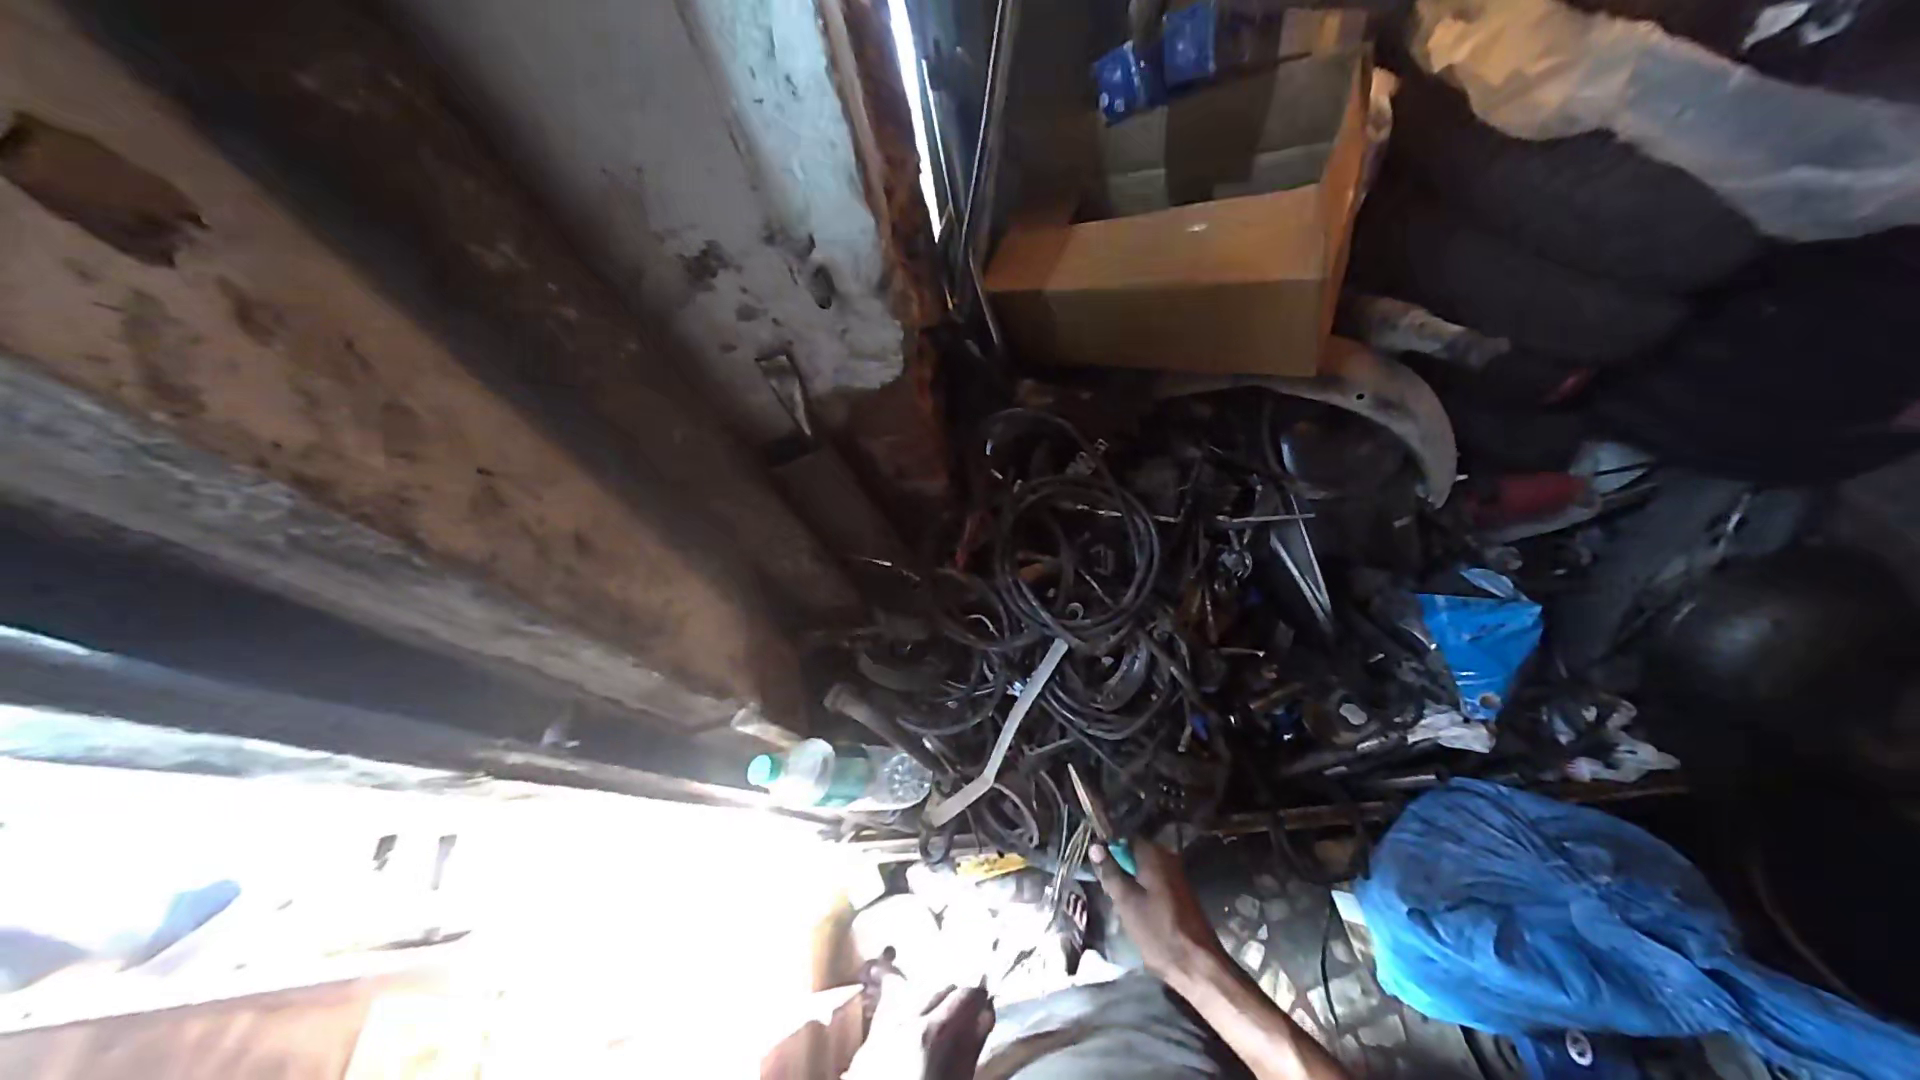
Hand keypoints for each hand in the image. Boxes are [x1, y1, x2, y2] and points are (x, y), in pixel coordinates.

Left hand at [845, 977, 994, 1079]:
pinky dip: (909, 1020)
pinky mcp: (866, 1046)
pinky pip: (893, 1017)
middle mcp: (904, 1020)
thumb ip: (972, 1047)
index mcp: (931, 1032)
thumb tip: (985, 1014)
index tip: (985, 1006)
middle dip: (954, 1000)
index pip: (964, 994)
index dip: (979, 998)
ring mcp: (882, 1030)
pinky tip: (913, 1043)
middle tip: (965, 1021)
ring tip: (939, 1031)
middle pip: (938, 990)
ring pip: (914, 999)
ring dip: (930, 1007)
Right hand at [1091, 839, 1226, 988]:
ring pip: (1144, 869)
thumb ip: (1110, 871)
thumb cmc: (1157, 930)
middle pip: (1135, 853)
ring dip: (1130, 880)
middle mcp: (1168, 858)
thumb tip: (1095, 846)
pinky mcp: (1180, 893)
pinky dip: (1143, 890)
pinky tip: (1136, 908)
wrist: (1197, 964)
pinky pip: (1154, 881)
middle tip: (1106, 886)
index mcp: (1154, 854)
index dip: (1108, 848)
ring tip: (1118, 900)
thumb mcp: (1126, 901)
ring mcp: (1176, 875)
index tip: (1097, 864)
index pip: (1124, 837)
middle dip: (1119, 866)